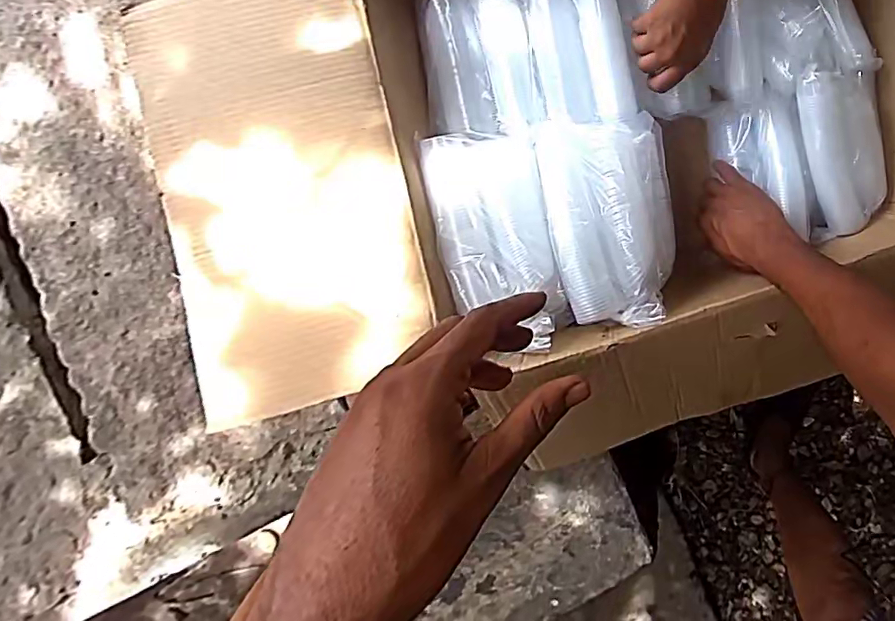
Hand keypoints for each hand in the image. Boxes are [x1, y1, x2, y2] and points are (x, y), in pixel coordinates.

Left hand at [240, 294, 588, 620]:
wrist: (323, 603)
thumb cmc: (396, 550)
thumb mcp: (483, 478)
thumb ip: (532, 420)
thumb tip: (571, 387)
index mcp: (421, 389)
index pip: (477, 325)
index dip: (513, 310)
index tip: (534, 303)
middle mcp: (388, 387)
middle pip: (451, 335)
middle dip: (493, 332)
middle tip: (523, 339)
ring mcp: (366, 406)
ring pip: (426, 358)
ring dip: (466, 358)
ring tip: (496, 378)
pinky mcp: (355, 426)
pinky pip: (403, 382)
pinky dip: (438, 380)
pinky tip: (454, 411)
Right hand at [633, 0, 728, 91]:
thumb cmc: (708, 14)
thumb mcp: (701, 45)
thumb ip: (684, 58)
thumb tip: (669, 63)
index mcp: (685, 63)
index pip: (661, 85)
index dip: (653, 81)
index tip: (651, 76)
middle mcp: (669, 55)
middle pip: (644, 66)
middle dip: (646, 57)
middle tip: (651, 47)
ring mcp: (657, 39)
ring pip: (636, 47)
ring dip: (641, 38)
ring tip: (651, 29)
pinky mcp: (648, 22)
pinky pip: (635, 28)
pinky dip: (639, 24)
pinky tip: (650, 18)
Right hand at [699, 161, 805, 274]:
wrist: (770, 244)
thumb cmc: (750, 254)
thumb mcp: (726, 254)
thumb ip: (715, 241)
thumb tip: (709, 235)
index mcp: (708, 225)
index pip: (700, 217)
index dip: (706, 216)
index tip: (710, 217)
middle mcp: (712, 207)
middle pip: (704, 199)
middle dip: (707, 201)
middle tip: (714, 202)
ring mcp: (726, 193)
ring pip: (711, 184)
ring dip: (711, 185)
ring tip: (711, 183)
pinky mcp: (740, 184)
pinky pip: (726, 171)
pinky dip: (720, 166)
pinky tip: (716, 163)